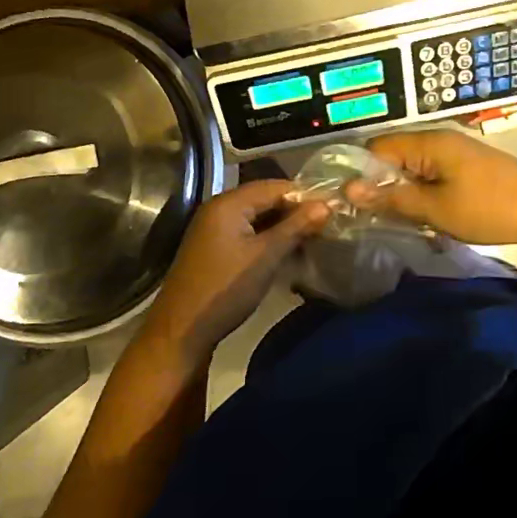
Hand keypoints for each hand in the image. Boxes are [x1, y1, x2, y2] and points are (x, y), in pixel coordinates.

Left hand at [139, 180, 329, 359]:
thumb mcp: (266, 256)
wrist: (182, 330)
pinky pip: (249, 233)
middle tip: (328, 224)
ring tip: (316, 237)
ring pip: (259, 218)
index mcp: (228, 204)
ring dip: (285, 226)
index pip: (275, 186)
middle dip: (297, 210)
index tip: (334, 207)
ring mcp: (215, 229)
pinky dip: (270, 238)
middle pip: (266, 199)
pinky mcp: (216, 248)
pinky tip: (291, 250)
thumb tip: (327, 204)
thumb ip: (296, 227)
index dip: (306, 195)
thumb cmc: (225, 288)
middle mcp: (219, 209)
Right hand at [358, 130, 516, 246]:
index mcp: (428, 142)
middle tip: (364, 217)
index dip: (356, 174)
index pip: (375, 148)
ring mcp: (454, 153)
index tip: (343, 204)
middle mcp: (438, 140)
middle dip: (376, 185)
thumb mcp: (436, 209)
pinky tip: (419, 215)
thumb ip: (392, 198)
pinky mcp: (466, 168)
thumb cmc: (490, 208)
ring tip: (388, 220)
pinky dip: (420, 192)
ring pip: (411, 168)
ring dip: (400, 191)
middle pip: (392, 156)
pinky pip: (430, 175)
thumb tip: (348, 189)